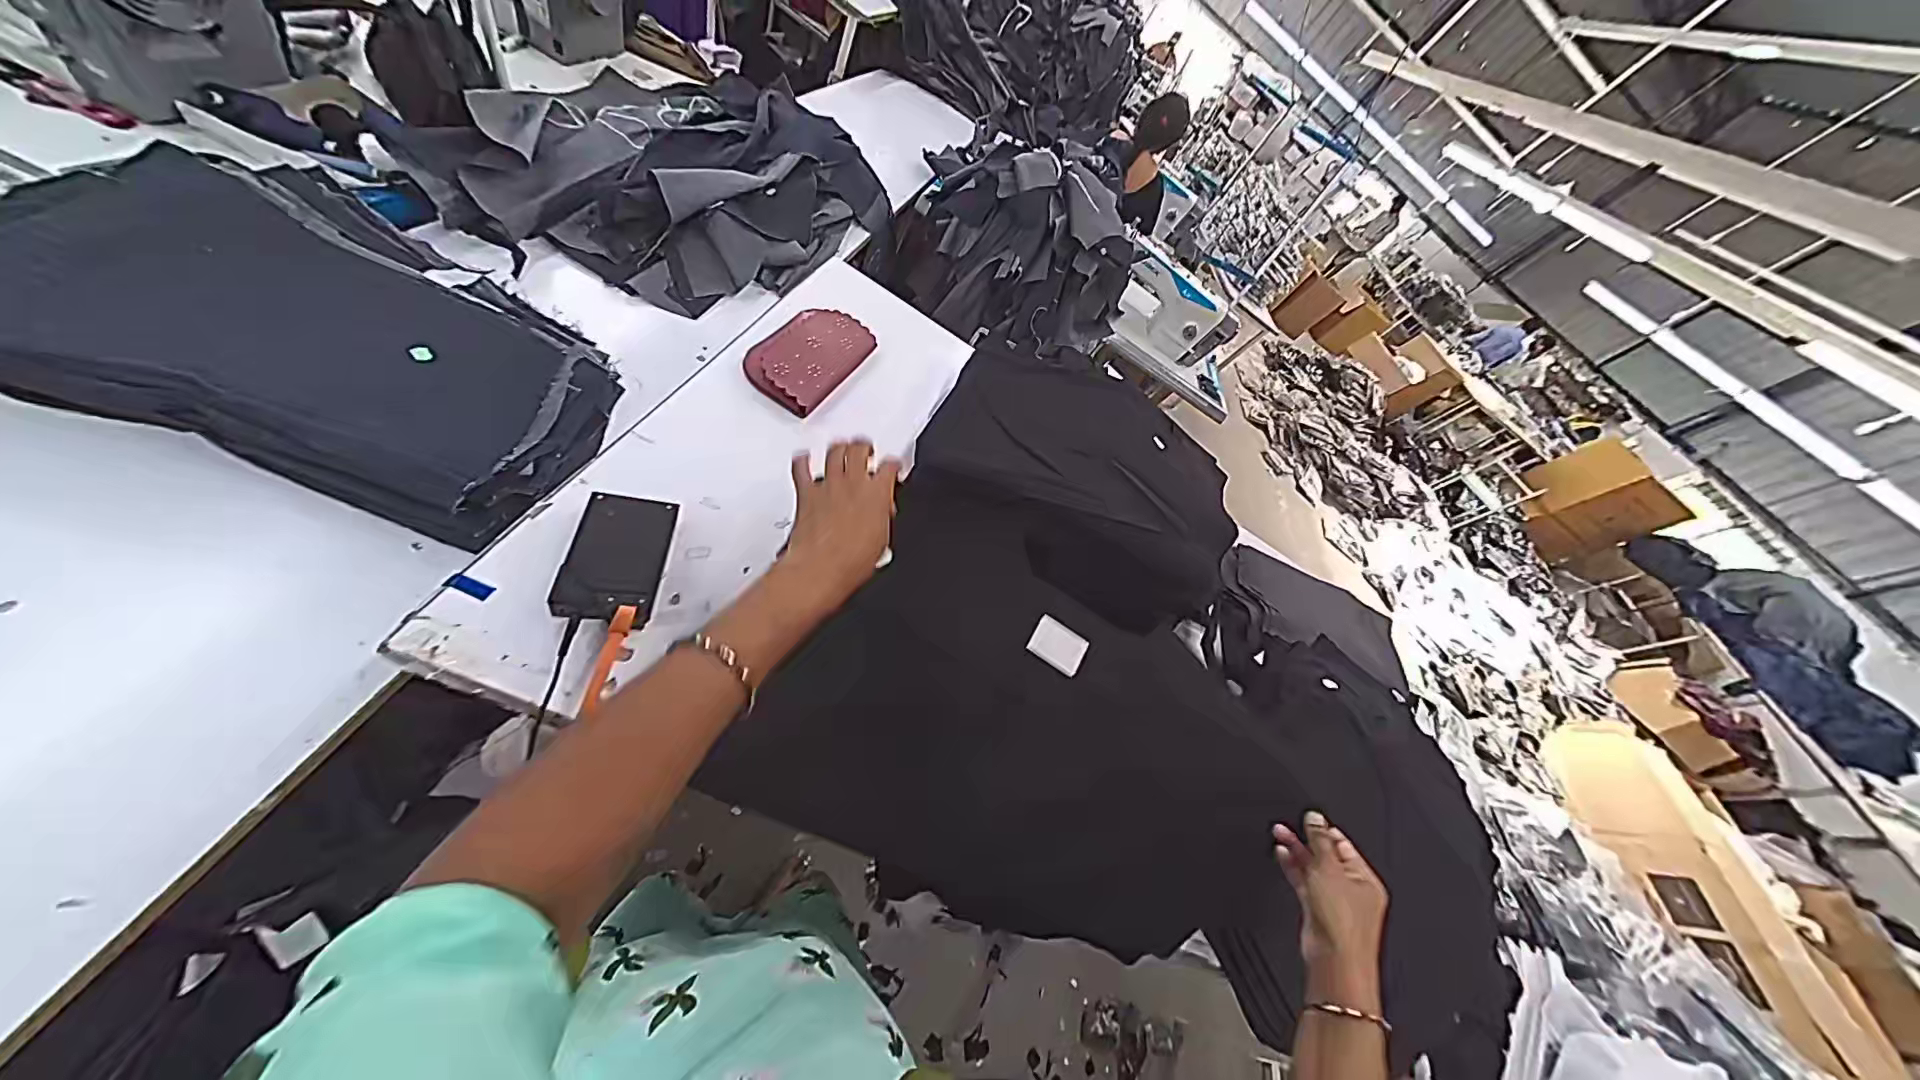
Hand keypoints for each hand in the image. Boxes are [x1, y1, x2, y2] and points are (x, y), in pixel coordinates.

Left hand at [781, 440, 901, 605]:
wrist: (822, 568)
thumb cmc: (852, 561)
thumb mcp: (882, 540)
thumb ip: (883, 518)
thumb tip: (881, 514)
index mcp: (877, 493)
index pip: (889, 466)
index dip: (893, 464)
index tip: (892, 466)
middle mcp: (853, 482)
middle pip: (859, 448)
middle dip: (864, 446)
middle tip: (866, 448)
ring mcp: (828, 484)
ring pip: (834, 451)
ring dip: (839, 447)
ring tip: (841, 447)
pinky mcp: (806, 492)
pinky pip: (801, 467)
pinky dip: (802, 460)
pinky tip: (803, 458)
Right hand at [1273, 812, 1387, 973]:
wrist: (1334, 959)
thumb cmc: (1344, 923)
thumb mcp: (1330, 869)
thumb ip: (1319, 841)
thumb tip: (1315, 818)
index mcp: (1366, 879)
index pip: (1343, 845)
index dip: (1324, 829)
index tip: (1307, 817)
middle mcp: (1352, 890)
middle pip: (1326, 856)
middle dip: (1306, 840)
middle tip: (1286, 825)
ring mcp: (1334, 900)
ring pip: (1313, 868)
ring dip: (1296, 851)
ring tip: (1279, 834)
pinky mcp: (1317, 909)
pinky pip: (1303, 882)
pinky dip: (1293, 868)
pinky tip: (1282, 855)